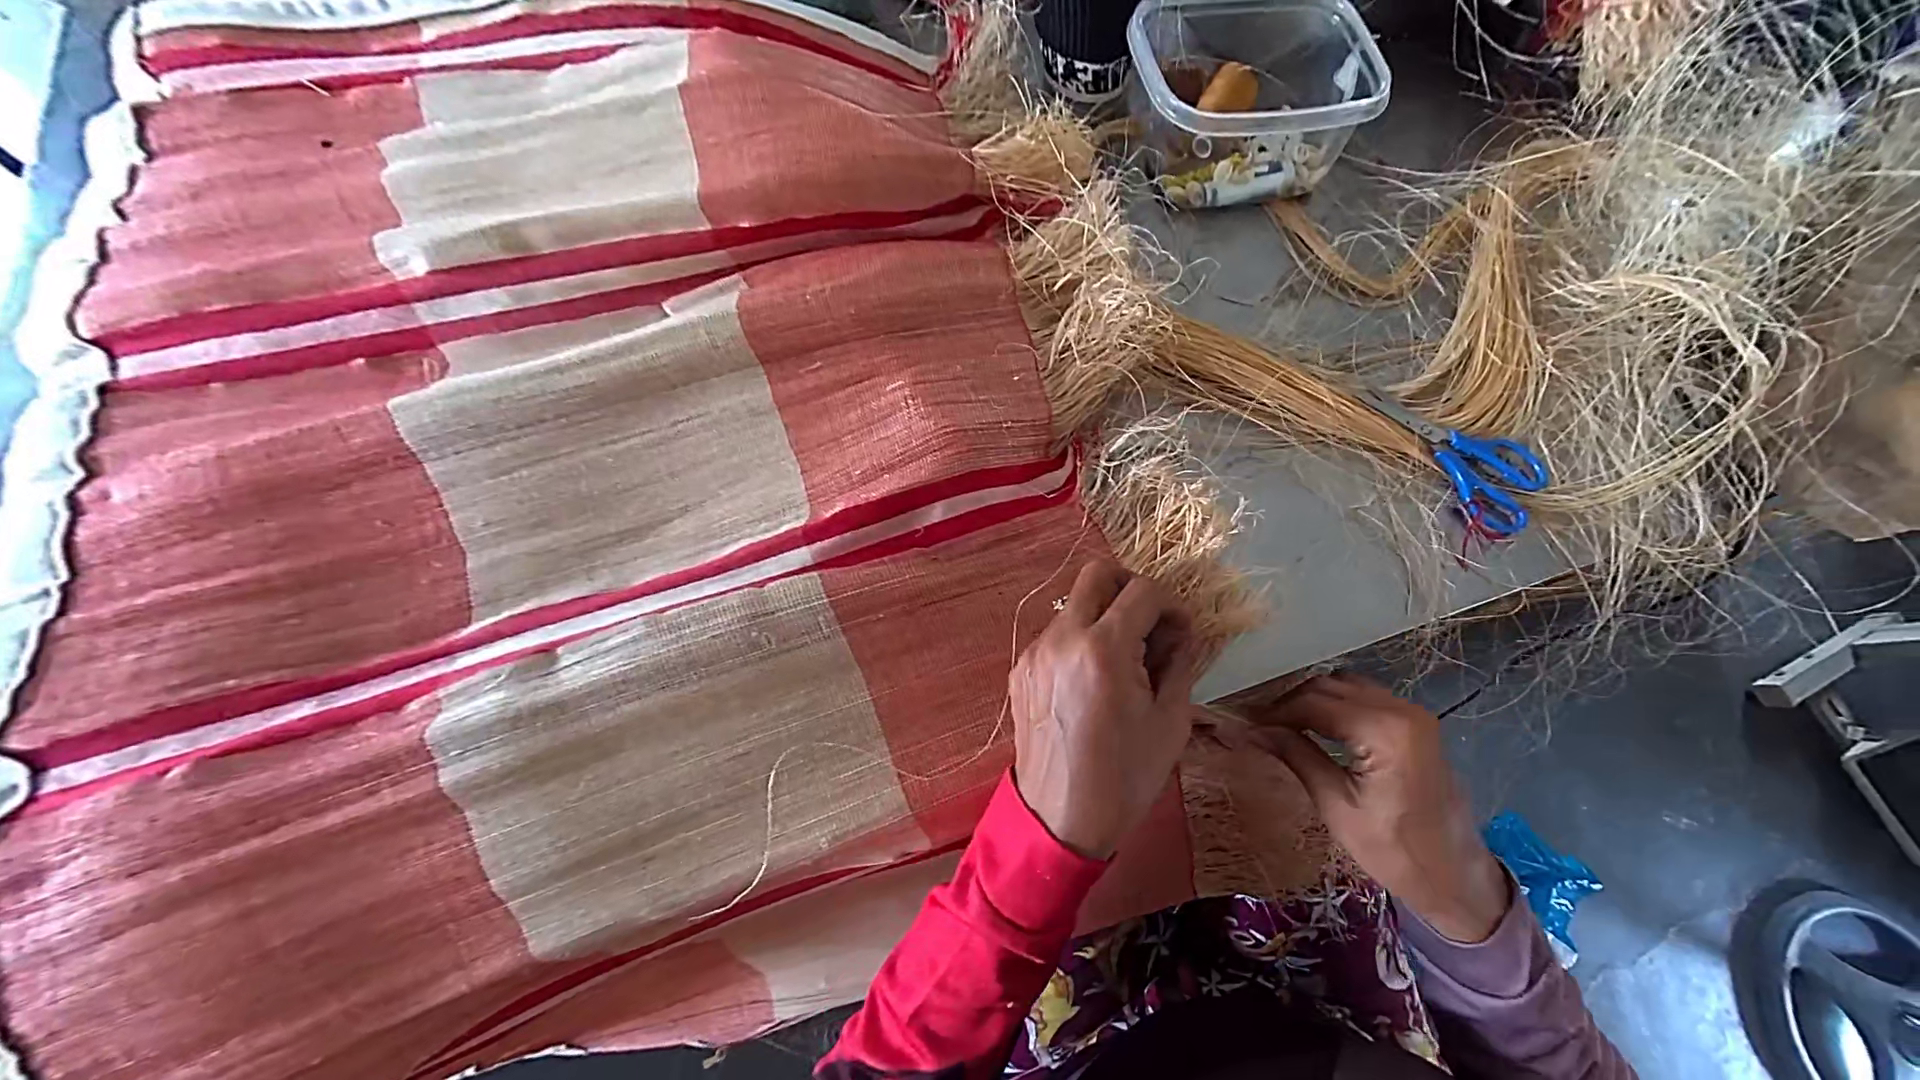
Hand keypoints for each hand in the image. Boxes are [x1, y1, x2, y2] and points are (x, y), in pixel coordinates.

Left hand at [1010, 561, 1198, 858]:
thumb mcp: (1171, 721)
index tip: (1181, 632)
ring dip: (1104, 615)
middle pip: (1096, 573)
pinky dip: (1081, 640)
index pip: (1142, 590)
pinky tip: (1093, 681)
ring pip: (1073, 604)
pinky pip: (1056, 635)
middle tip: (1150, 623)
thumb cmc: (1125, 776)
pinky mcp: (1021, 669)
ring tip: (1124, 661)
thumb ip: (1180, 662)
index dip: (1171, 603)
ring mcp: (1035, 652)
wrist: (1060, 817)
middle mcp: (1062, 639)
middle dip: (1131, 587)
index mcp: (1103, 649)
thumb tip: (1181, 632)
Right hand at [1250, 675, 1511, 942]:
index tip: (1244, 722)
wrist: (1457, 878)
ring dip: (1311, 699)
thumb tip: (1252, 729)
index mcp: (1384, 731)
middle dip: (1289, 702)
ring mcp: (1413, 713)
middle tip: (1258, 724)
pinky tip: (1314, 724)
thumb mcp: (1335, 805)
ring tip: (1281, 724)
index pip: (1312, 703)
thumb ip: (1295, 755)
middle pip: (1327, 686)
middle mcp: (1401, 710)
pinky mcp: (1415, 722)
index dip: (1273, 711)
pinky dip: (1335, 703)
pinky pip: (1363, 695)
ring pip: (1344, 684)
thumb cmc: (1394, 850)